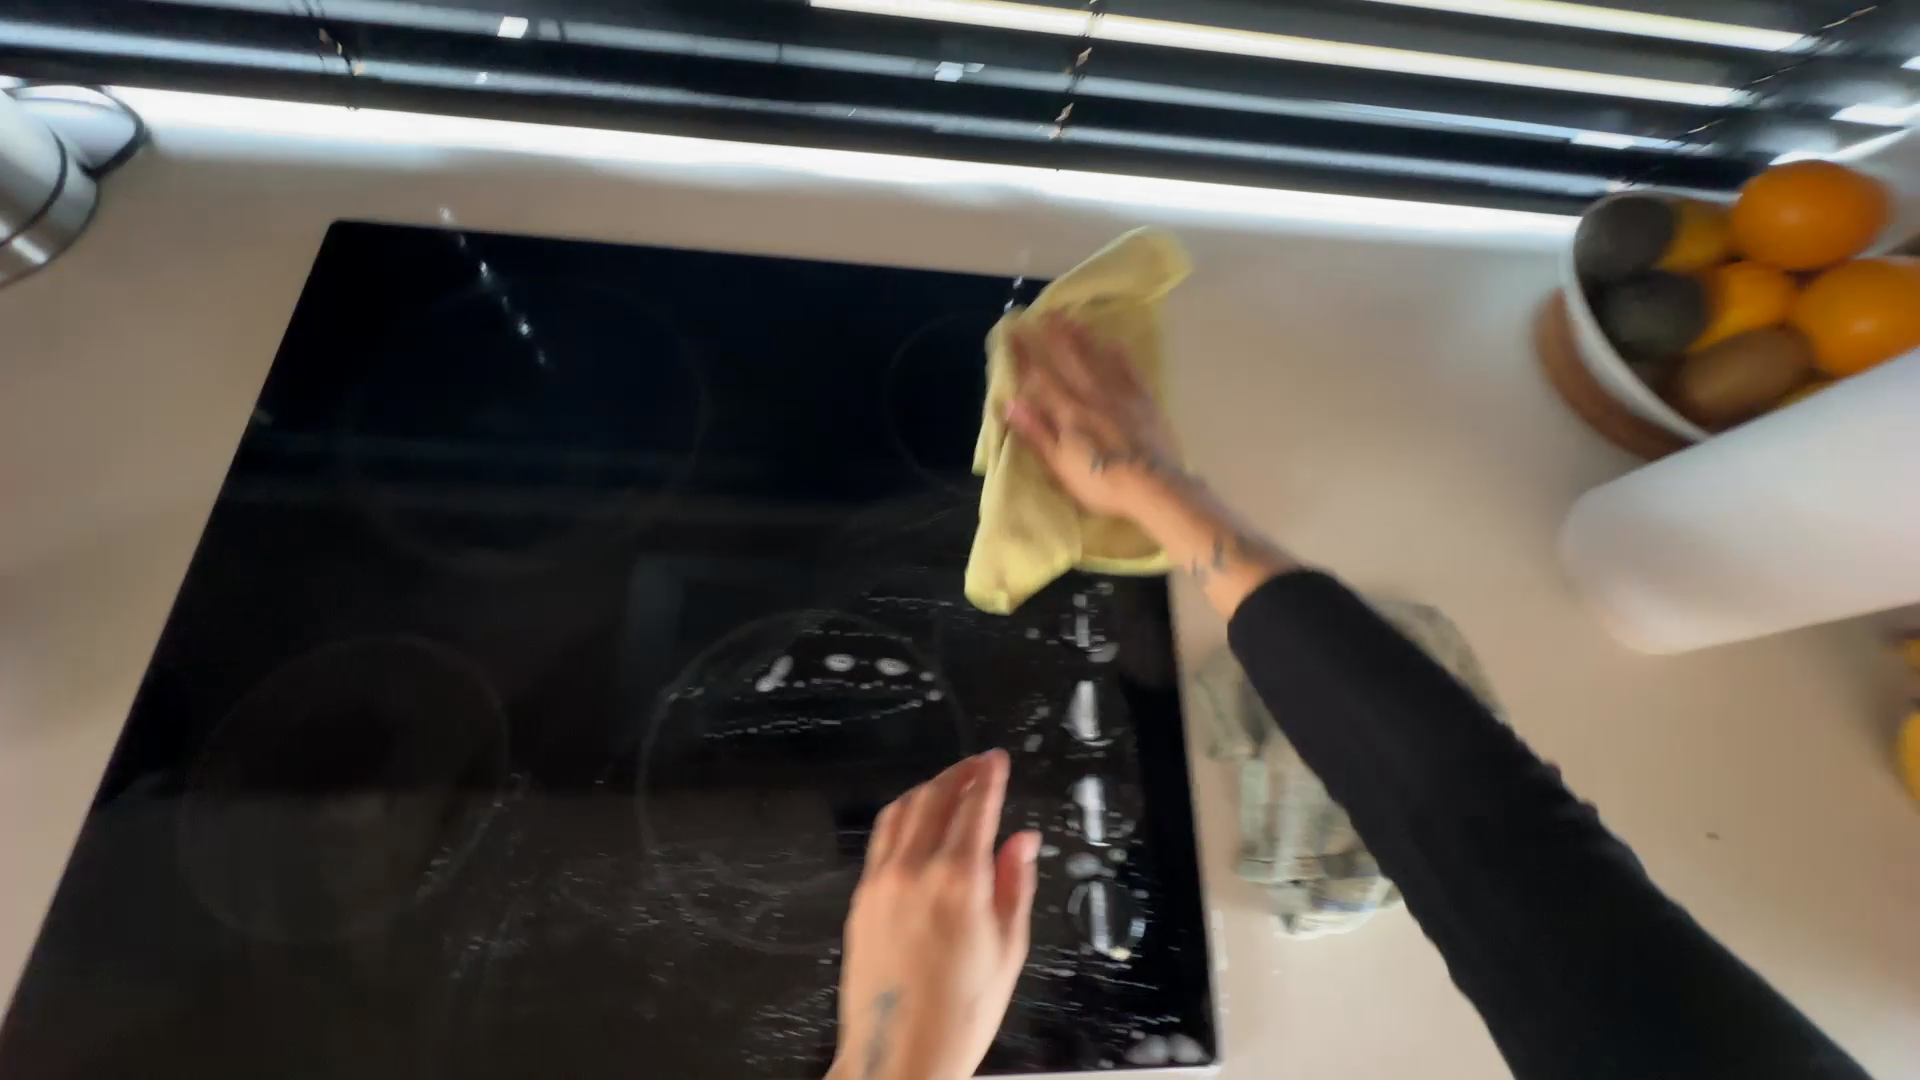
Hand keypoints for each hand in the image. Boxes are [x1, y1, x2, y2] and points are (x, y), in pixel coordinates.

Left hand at [829, 750, 1041, 1079]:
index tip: (996, 760)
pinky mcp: (862, 896)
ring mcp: (883, 881)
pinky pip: (882, 836)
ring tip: (949, 784)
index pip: (976, 806)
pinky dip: (903, 814)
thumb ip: (1017, 884)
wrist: (899, 1057)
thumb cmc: (958, 1015)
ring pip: (903, 809)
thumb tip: (1023, 842)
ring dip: (930, 787)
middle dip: (961, 772)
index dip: (989, 775)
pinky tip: (915, 819)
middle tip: (978, 765)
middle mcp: (916, 871)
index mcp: (959, 882)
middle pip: (936, 796)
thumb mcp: (1009, 950)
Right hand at [1005, 315, 1188, 520]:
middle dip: (1053, 336)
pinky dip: (1117, 353)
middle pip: (1069, 359)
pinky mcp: (1143, 401)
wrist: (1152, 487)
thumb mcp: (1059, 464)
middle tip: (1041, 313)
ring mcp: (1120, 395)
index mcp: (1069, 411)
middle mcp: (1092, 395)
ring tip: (1070, 317)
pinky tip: (1112, 341)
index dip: (1026, 354)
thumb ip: (1036, 432)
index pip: (1041, 376)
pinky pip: (1128, 369)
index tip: (1013, 332)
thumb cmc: (1100, 482)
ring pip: (1097, 358)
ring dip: (1081, 336)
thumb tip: (1010, 402)